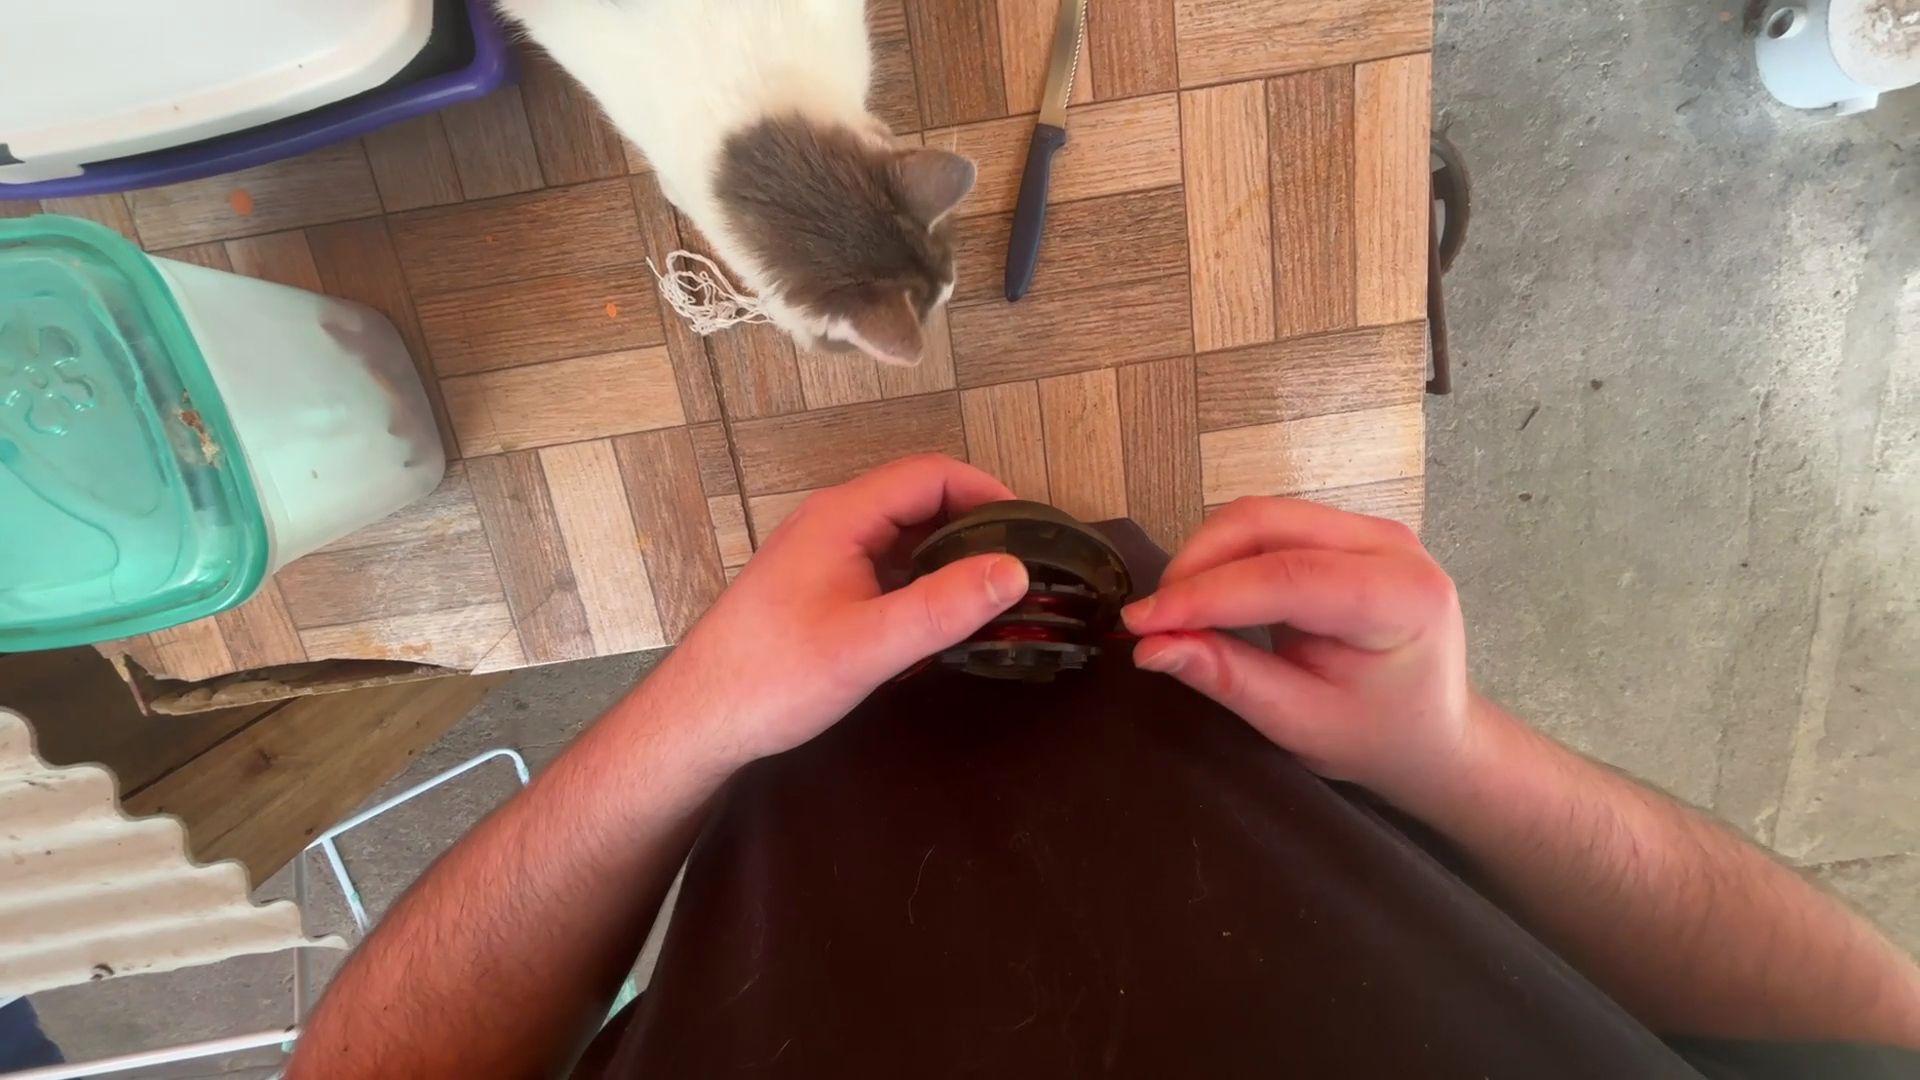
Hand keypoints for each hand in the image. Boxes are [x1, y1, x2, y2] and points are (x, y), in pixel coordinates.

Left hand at [650, 454, 1027, 766]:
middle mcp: (835, 522)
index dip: (986, 492)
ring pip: (905, 537)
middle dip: (975, 526)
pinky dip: (923, 581)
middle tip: (1020, 567)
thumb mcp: (867, 645)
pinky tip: (942, 618)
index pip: (931, 475)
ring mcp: (827, 553)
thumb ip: (942, 607)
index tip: (1030, 530)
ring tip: (994, 593)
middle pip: (920, 501)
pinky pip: (887, 567)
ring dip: (950, 557)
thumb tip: (1016, 570)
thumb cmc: (772, 677)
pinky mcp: (824, 585)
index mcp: (844, 516)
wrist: (698, 718)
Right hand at [1121, 497, 1475, 806]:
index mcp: (1401, 598)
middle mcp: (1389, 545)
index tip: (1141, 621)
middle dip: (1194, 564)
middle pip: (1264, 522)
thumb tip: (1150, 648)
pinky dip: (1220, 555)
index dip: (1204, 595)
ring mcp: (1365, 529)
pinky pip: (1264, 524)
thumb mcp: (1300, 722)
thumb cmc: (1377, 736)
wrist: (1432, 732)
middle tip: (1153, 617)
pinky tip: (1204, 593)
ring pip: (1256, 516)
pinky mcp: (1340, 531)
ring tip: (1175, 610)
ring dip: (1202, 556)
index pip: (1284, 576)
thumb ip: (1226, 677)